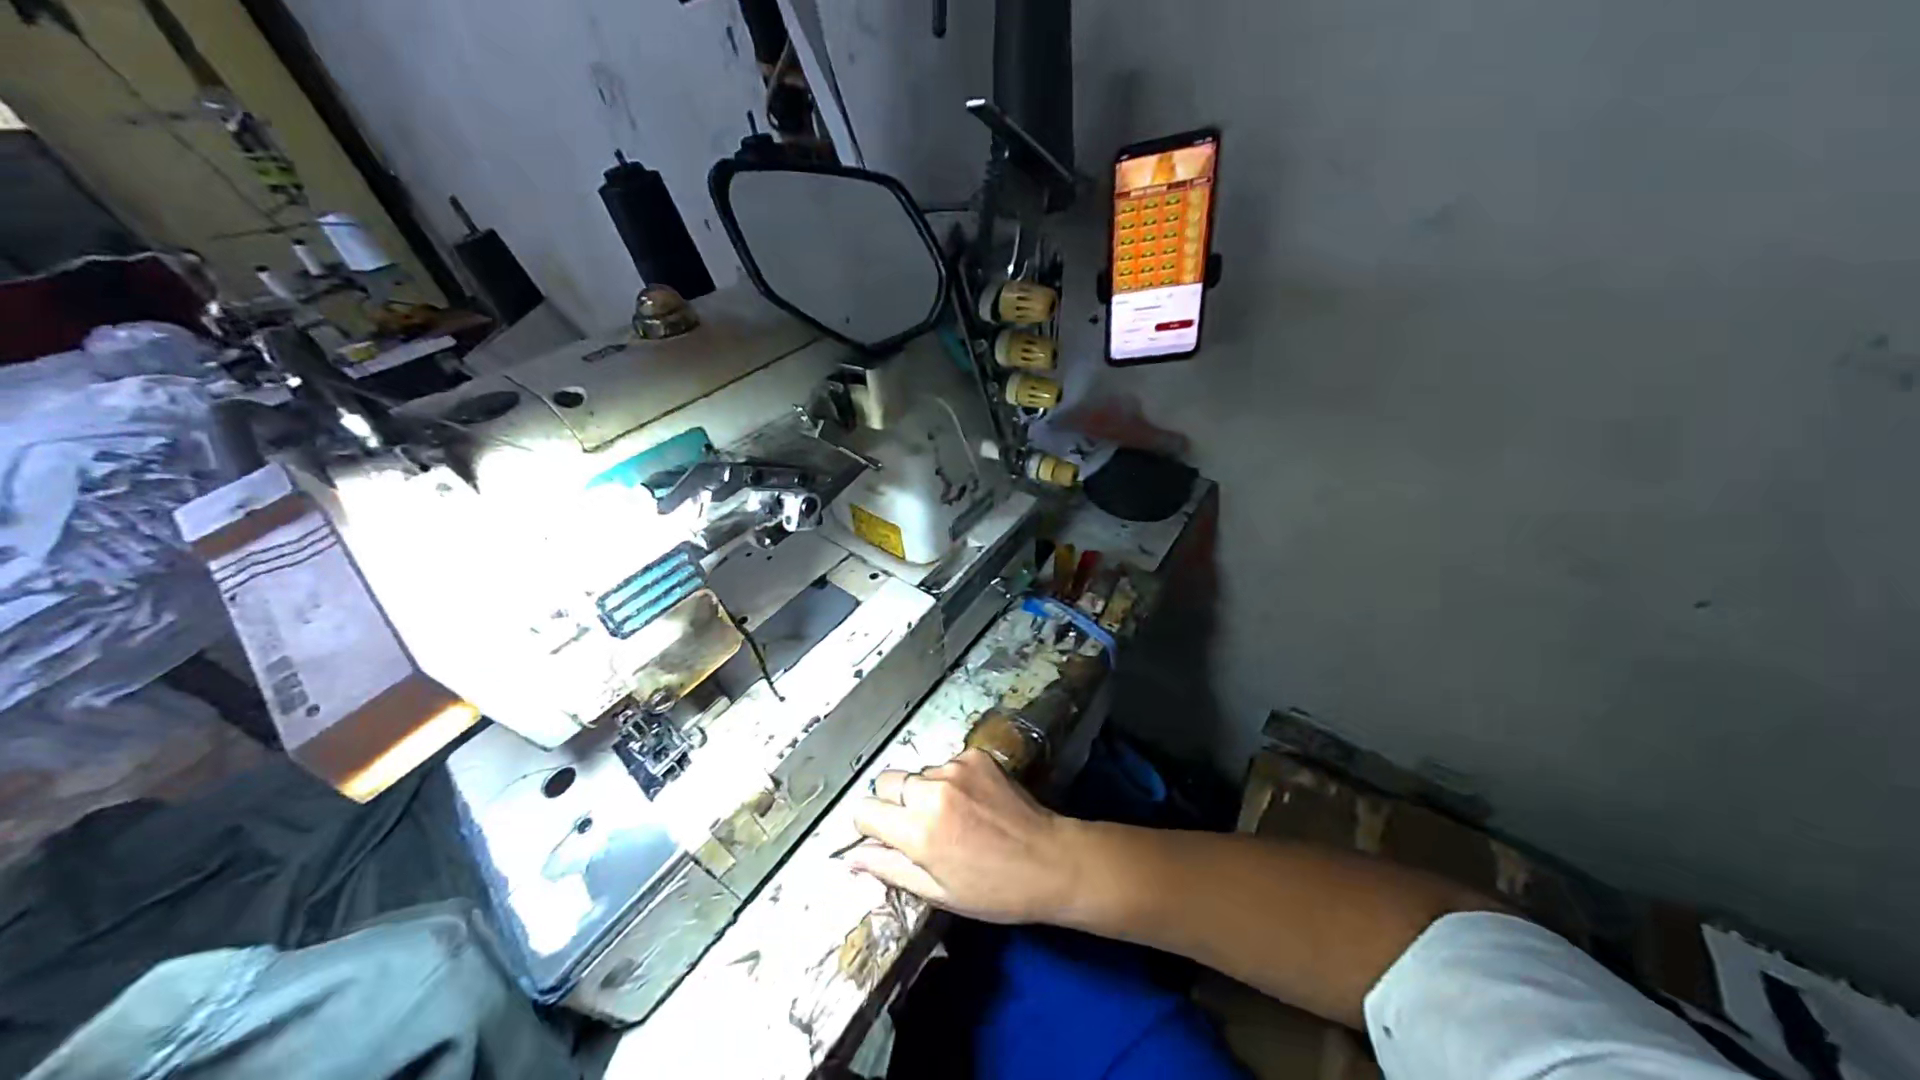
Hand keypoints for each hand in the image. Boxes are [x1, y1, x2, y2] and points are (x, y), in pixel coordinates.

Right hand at [845, 749, 1080, 924]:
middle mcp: (932, 791)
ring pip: (917, 774)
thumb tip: (851, 857)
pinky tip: (973, 802)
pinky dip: (950, 781)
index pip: (864, 811)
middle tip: (918, 827)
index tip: (884, 838)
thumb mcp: (937, 892)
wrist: (1051, 860)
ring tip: (954, 816)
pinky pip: (945, 765)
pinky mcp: (976, 756)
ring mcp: (956, 768)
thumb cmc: (994, 889)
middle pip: (886, 782)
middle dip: (892, 803)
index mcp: (918, 831)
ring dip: (924, 792)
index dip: (870, 826)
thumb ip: (889, 868)